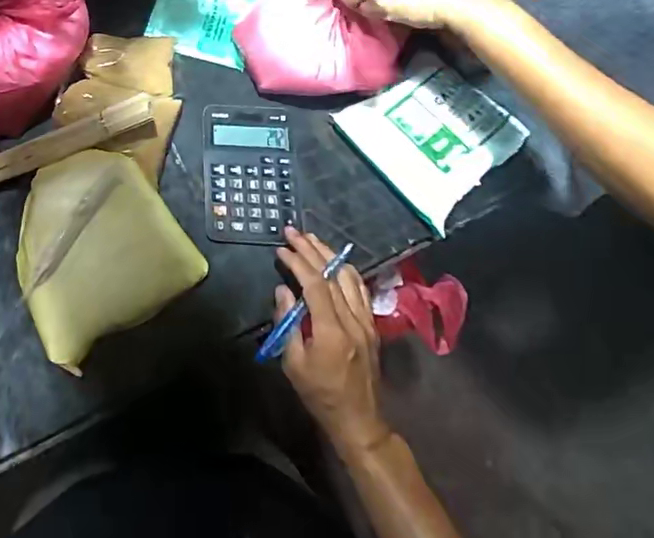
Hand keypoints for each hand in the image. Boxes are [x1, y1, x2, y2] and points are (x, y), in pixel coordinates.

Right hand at [275, 227, 391, 455]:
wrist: (359, 421)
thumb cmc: (320, 395)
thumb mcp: (293, 363)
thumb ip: (288, 323)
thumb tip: (283, 290)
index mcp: (332, 330)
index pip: (315, 284)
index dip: (297, 262)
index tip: (281, 248)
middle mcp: (353, 320)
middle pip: (333, 274)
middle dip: (311, 249)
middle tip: (293, 232)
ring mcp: (366, 322)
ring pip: (350, 277)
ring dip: (330, 255)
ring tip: (312, 240)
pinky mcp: (372, 326)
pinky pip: (361, 290)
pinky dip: (346, 271)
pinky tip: (335, 263)